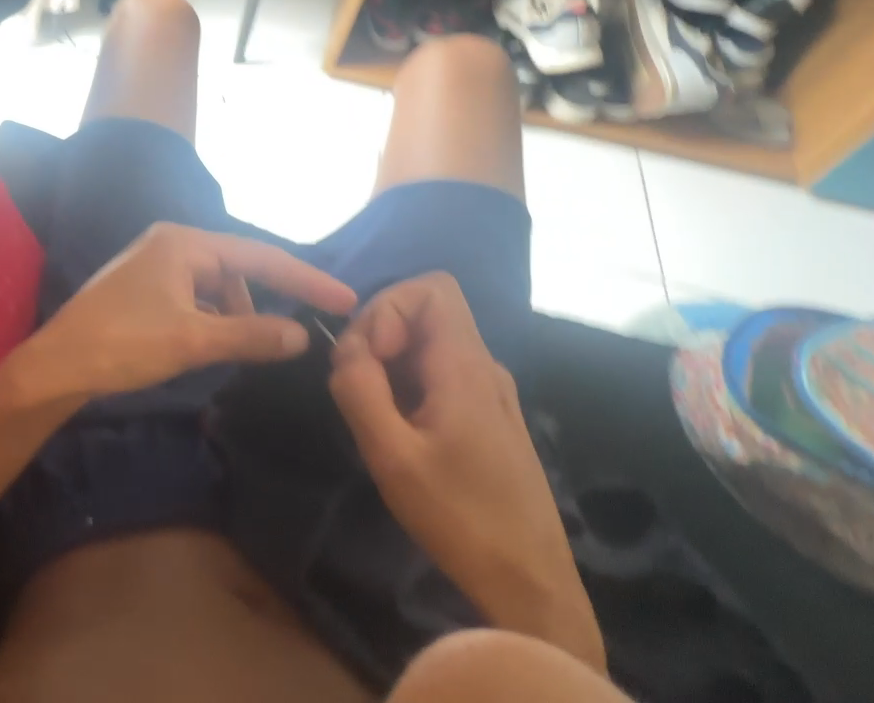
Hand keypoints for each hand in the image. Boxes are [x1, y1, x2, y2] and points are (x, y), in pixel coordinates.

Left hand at [12, 223, 356, 402]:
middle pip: (235, 269)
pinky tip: (210, 344)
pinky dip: (210, 319)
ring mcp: (151, 266)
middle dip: (260, 301)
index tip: (344, 299)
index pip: (258, 255)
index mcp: (181, 242)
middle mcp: (167, 243)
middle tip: (283, 338)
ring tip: (234, 348)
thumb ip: (252, 334)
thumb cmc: (124, 343)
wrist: (58, 364)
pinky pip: (192, 299)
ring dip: (233, 315)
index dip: (304, 278)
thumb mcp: (195, 340)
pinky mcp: (141, 290)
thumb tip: (301, 335)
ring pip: (214, 287)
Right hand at [328, 273, 604, 672]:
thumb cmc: (459, 517)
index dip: (388, 307)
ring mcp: (489, 394)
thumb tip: (345, 348)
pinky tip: (396, 431)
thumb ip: (359, 388)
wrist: (529, 584)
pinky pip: (435, 374)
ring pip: (425, 345)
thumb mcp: (391, 455)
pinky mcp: (485, 419)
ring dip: (387, 364)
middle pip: (423, 312)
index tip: (370, 356)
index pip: (431, 289)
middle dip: (377, 335)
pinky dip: (403, 385)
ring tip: (374, 416)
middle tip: (357, 388)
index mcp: (467, 368)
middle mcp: (484, 369)